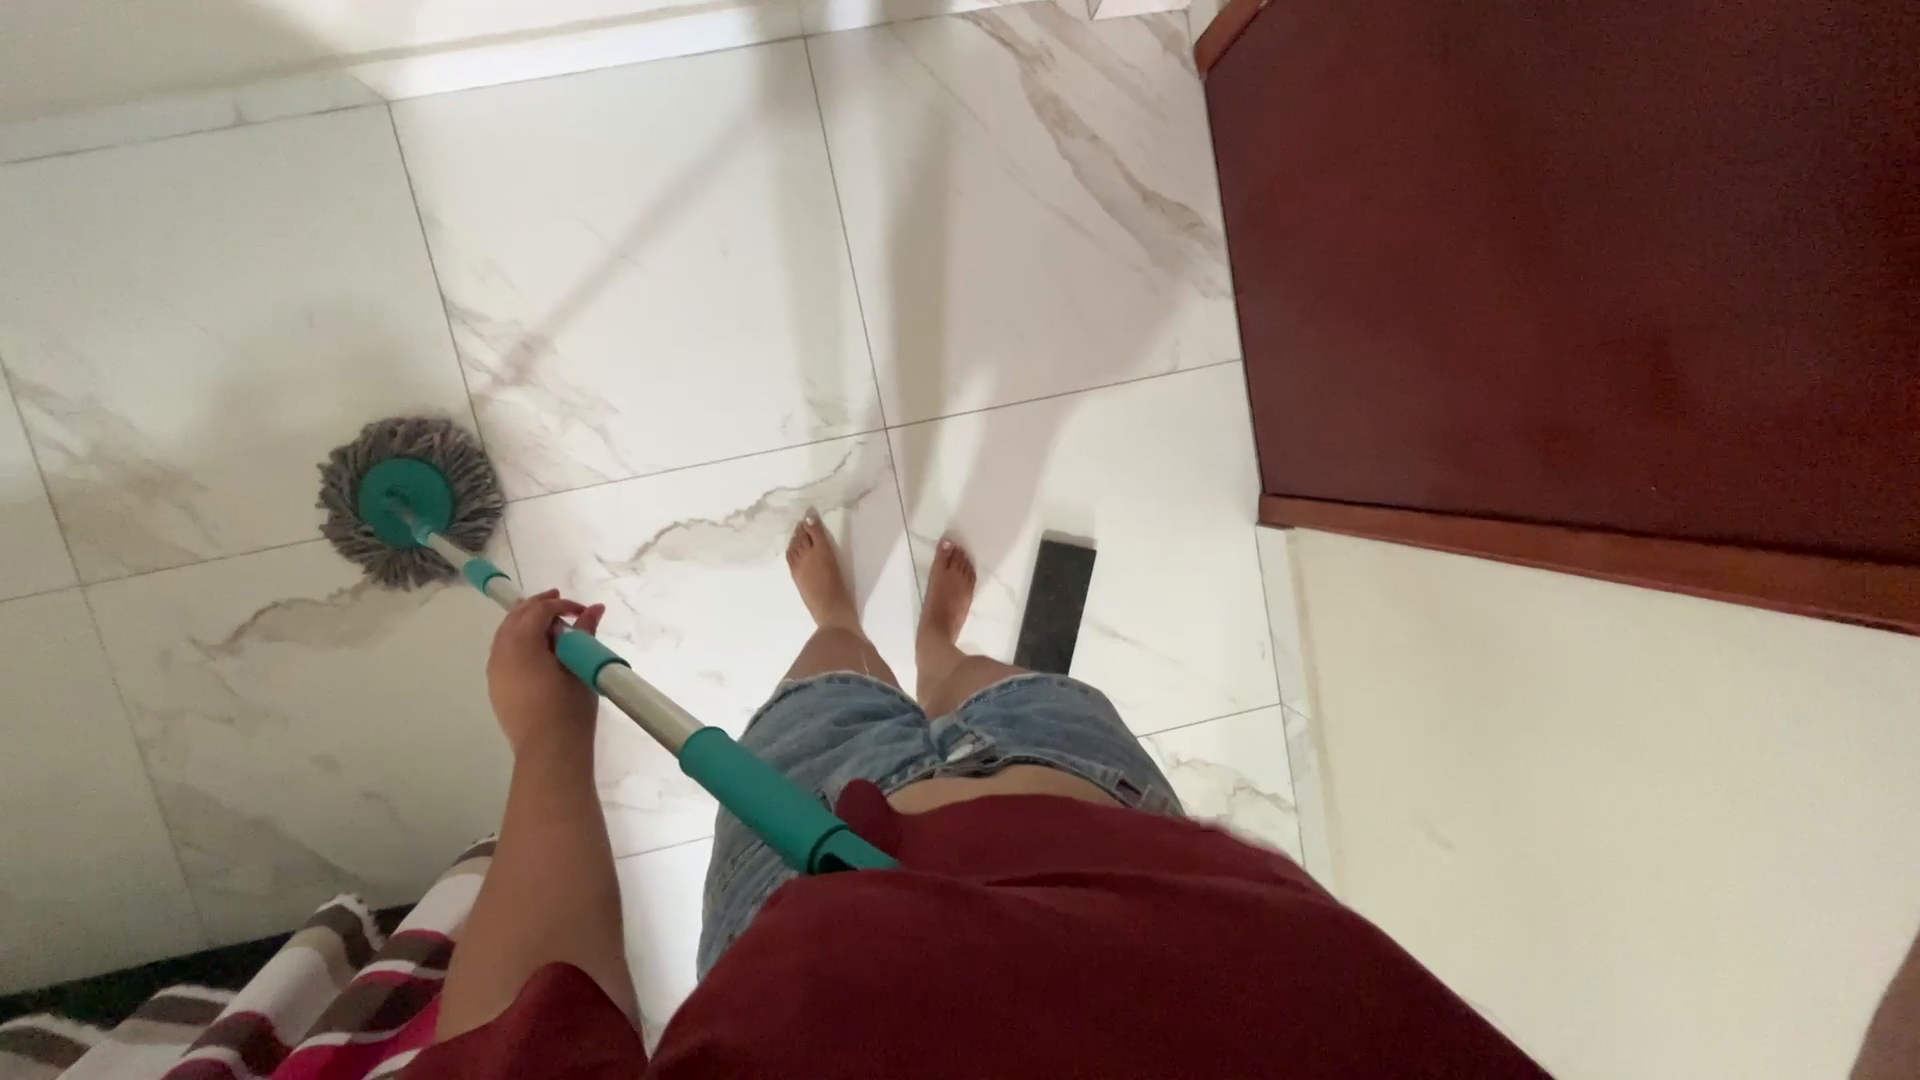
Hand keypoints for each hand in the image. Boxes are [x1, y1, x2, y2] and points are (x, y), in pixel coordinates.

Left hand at [486, 589, 606, 754]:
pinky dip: (521, 642)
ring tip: (552, 626)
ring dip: (527, 623)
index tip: (583, 611)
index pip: (538, 611)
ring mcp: (495, 672)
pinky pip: (505, 652)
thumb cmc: (569, 706)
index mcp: (520, 645)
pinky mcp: (498, 687)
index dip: (561, 605)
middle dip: (538, 607)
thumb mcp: (582, 665)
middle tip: (562, 603)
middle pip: (515, 618)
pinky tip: (540, 651)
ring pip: (506, 635)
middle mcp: (500, 654)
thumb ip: (584, 634)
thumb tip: (594, 609)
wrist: (549, 750)